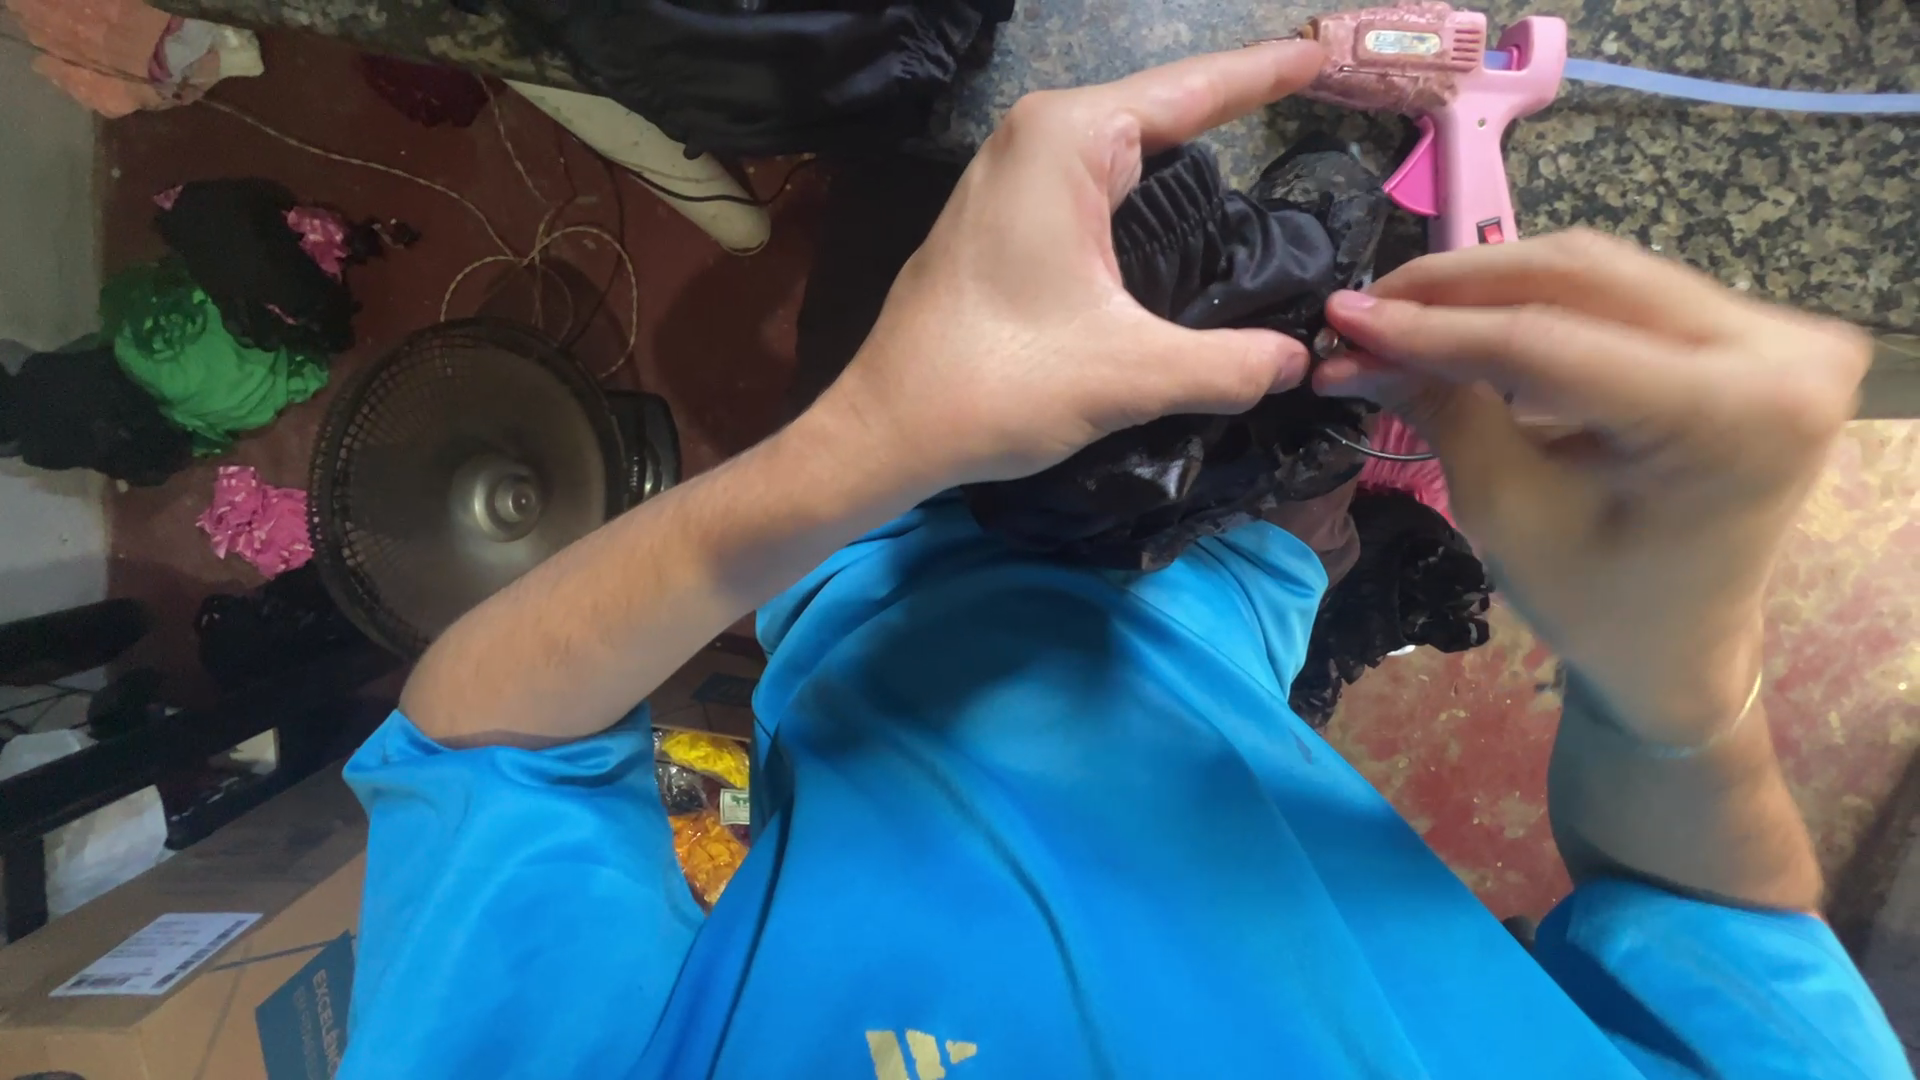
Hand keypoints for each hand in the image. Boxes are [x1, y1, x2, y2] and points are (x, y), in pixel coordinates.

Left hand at [813, 42, 1321, 491]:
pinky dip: (1131, 226)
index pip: (1193, 89)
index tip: (1322, 57)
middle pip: (1157, 125)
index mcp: (1066, 142)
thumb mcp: (1130, 375)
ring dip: (1178, 192)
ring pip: (1116, 172)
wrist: (888, 430)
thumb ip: (1229, 364)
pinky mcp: (992, 232)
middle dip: (1228, 139)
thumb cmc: (997, 385)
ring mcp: (1003, 187)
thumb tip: (1298, 361)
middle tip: (1302, 158)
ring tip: (1253, 214)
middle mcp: (1031, 144)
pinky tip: (1165, 259)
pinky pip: (1082, 208)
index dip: (1265, 74)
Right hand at [1317, 229, 1869, 744]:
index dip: (1426, 326)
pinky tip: (1456, 320)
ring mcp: (1769, 330)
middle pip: (1577, 275)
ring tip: (1394, 312)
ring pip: (1591, 270)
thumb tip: (1348, 352)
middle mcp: (1775, 347)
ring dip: (1479, 286)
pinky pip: (1610, 292)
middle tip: (1361, 308)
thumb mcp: (1499, 503)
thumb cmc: (1589, 597)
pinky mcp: (1742, 333)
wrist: (1673, 641)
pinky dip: (1520, 302)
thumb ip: (1434, 405)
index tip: (1340, 317)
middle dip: (1450, 287)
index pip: (1543, 339)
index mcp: (1729, 413)